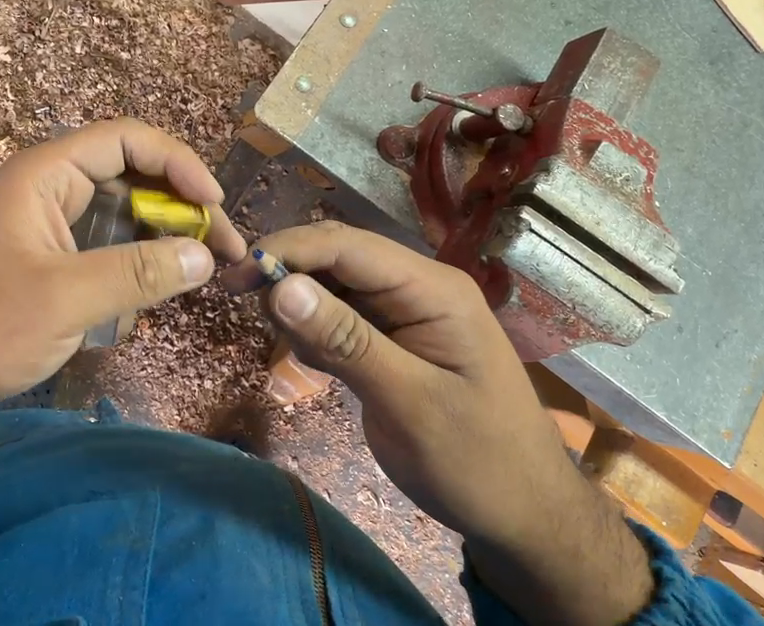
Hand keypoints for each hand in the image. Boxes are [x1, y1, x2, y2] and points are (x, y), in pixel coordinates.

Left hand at [0, 119, 246, 458]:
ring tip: (204, 267)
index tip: (214, 203)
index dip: (176, 162)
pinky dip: (134, 257)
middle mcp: (46, 187)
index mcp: (43, 175)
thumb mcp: (66, 298)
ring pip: (119, 210)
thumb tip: (205, 254)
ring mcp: (45, 222)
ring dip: (161, 232)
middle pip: (128, 172)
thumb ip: (138, 273)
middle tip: (224, 245)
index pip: (124, 139)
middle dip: (178, 202)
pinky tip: (160, 284)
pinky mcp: (46, 256)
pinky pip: (102, 242)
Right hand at [226, 222, 651, 625]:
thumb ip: (345, 340)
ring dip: (297, 302)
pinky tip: (306, 355)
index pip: (346, 245)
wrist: (528, 519)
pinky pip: (338, 315)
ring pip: (331, 285)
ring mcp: (404, 313)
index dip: (287, 249)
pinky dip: (312, 328)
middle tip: (242, 304)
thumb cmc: (479, 462)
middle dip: (286, 271)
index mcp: (432, 288)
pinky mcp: (391, 338)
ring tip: (283, 344)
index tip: (235, 275)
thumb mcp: (409, 403)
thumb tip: (280, 285)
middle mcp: (416, 288)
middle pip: (334, 257)